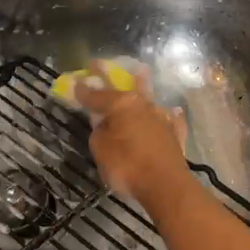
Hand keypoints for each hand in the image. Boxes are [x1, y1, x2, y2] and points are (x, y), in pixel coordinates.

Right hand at [74, 59, 194, 209]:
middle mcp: (143, 105)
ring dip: (143, 85)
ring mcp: (162, 119)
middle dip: (109, 75)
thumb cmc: (126, 165)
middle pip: (123, 87)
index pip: (96, 94)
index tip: (74, 82)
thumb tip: (104, 125)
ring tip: (141, 72)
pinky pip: (171, 120)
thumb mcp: (100, 148)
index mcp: (121, 104)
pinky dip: (169, 115)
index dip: (83, 89)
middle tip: (98, 63)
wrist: (165, 185)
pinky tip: (172, 111)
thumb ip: (99, 132)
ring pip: (149, 98)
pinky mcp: (175, 136)